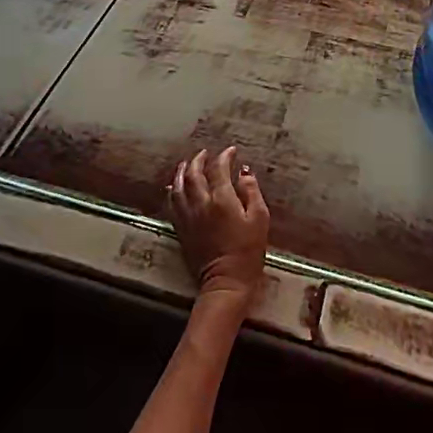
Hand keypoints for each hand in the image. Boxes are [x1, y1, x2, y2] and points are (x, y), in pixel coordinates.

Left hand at [167, 147, 268, 305]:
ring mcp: (188, 217)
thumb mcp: (260, 218)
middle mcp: (201, 204)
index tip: (231, 151)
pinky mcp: (181, 230)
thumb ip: (251, 192)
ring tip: (186, 164)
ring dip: (182, 173)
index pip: (219, 170)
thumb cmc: (249, 250)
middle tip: (205, 153)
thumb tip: (244, 172)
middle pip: (194, 175)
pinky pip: (173, 205)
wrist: (226, 281)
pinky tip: (174, 187)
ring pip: (179, 188)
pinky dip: (173, 192)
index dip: (225, 157)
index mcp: (222, 199)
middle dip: (199, 160)